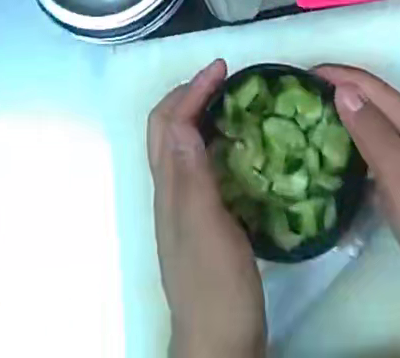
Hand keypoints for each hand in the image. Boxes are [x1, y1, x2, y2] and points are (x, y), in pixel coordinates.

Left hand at [148, 59, 263, 357]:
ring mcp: (181, 205)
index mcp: (168, 185)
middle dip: (188, 93)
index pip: (170, 121)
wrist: (217, 342)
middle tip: (221, 78)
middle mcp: (168, 188)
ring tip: (227, 102)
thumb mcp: (207, 227)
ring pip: (179, 144)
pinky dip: (209, 141)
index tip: (220, 69)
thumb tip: (181, 120)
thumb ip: (192, 176)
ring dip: (196, 113)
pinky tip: (234, 149)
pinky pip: (196, 164)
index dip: (192, 90)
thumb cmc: (215, 285)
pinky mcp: (199, 219)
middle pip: (166, 127)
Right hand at [314, 64, 399, 341]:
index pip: (373, 87)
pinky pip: (381, 165)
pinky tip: (339, 176)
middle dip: (339, 94)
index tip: (299, 74)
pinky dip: (357, 160)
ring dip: (346, 126)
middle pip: (376, 106)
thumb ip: (373, 133)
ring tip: (310, 133)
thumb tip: (344, 89)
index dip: (338, 74)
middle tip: (297, 103)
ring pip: (378, 136)